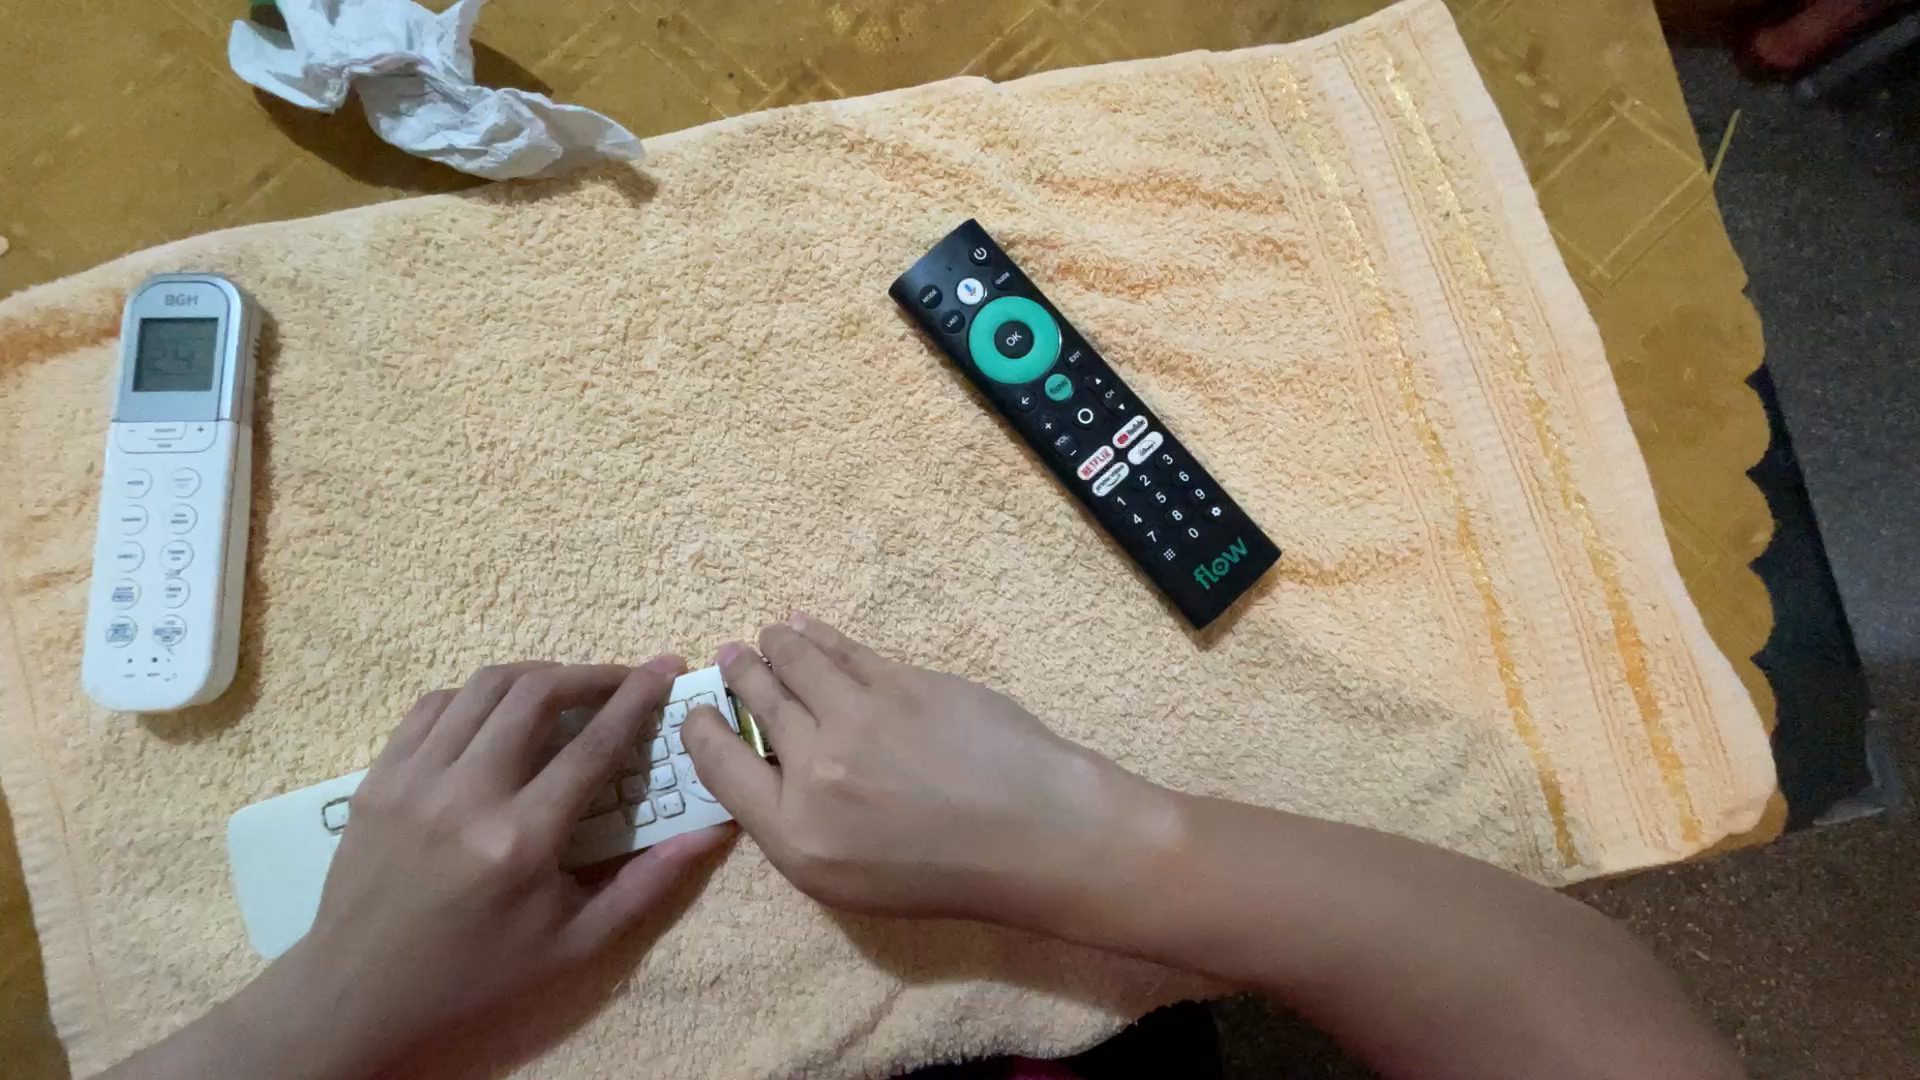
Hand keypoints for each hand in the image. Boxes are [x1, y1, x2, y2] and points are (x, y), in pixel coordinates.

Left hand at [275, 658, 731, 1070]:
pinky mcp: (376, 782)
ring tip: (569, 690)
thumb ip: (651, 882)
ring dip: (539, 675)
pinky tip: (502, 714)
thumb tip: (716, 829)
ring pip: (485, 686)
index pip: (595, 743)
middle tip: (624, 680)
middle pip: (537, 693)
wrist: (346, 1013)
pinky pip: (434, 705)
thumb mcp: (578, 948)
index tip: (667, 666)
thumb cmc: (477, 981)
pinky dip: (480, 695)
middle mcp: (465, 797)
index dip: (639, 696)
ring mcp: (412, 783)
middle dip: (592, 673)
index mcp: (521, 841)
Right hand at [683, 615, 1168, 928]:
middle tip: (730, 655)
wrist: (1033, 831)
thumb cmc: (947, 872)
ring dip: (776, 646)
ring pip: (799, 665)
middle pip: (761, 706)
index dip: (701, 733)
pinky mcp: (900, 680)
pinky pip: (846, 651)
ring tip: (765, 635)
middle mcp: (815, 768)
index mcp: (796, 833)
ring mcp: (858, 715)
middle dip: (740, 675)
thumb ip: (803, 826)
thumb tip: (777, 770)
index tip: (694, 712)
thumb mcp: (852, 881)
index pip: (723, 770)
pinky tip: (806, 625)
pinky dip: (819, 635)